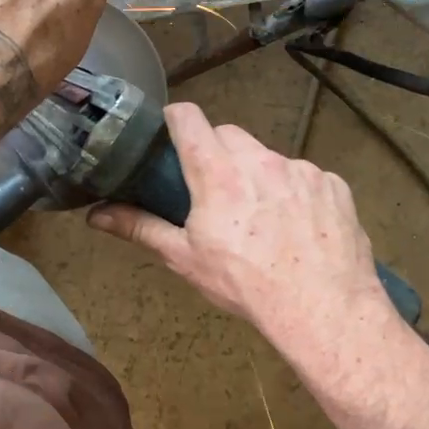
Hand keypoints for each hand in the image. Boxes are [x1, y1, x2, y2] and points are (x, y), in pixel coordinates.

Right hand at [86, 103, 396, 361]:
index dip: (175, 120)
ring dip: (256, 173)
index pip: (188, 117)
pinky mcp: (334, 185)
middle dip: (216, 151)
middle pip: (228, 134)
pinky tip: (296, 226)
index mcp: (217, 172)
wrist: (325, 311)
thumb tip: (94, 216)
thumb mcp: (184, 258)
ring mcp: (302, 170)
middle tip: (212, 188)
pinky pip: (304, 176)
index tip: (170, 135)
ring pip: (267, 157)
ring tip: (259, 215)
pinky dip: (294, 191)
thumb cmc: (245, 284)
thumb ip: (139, 227)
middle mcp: (260, 160)